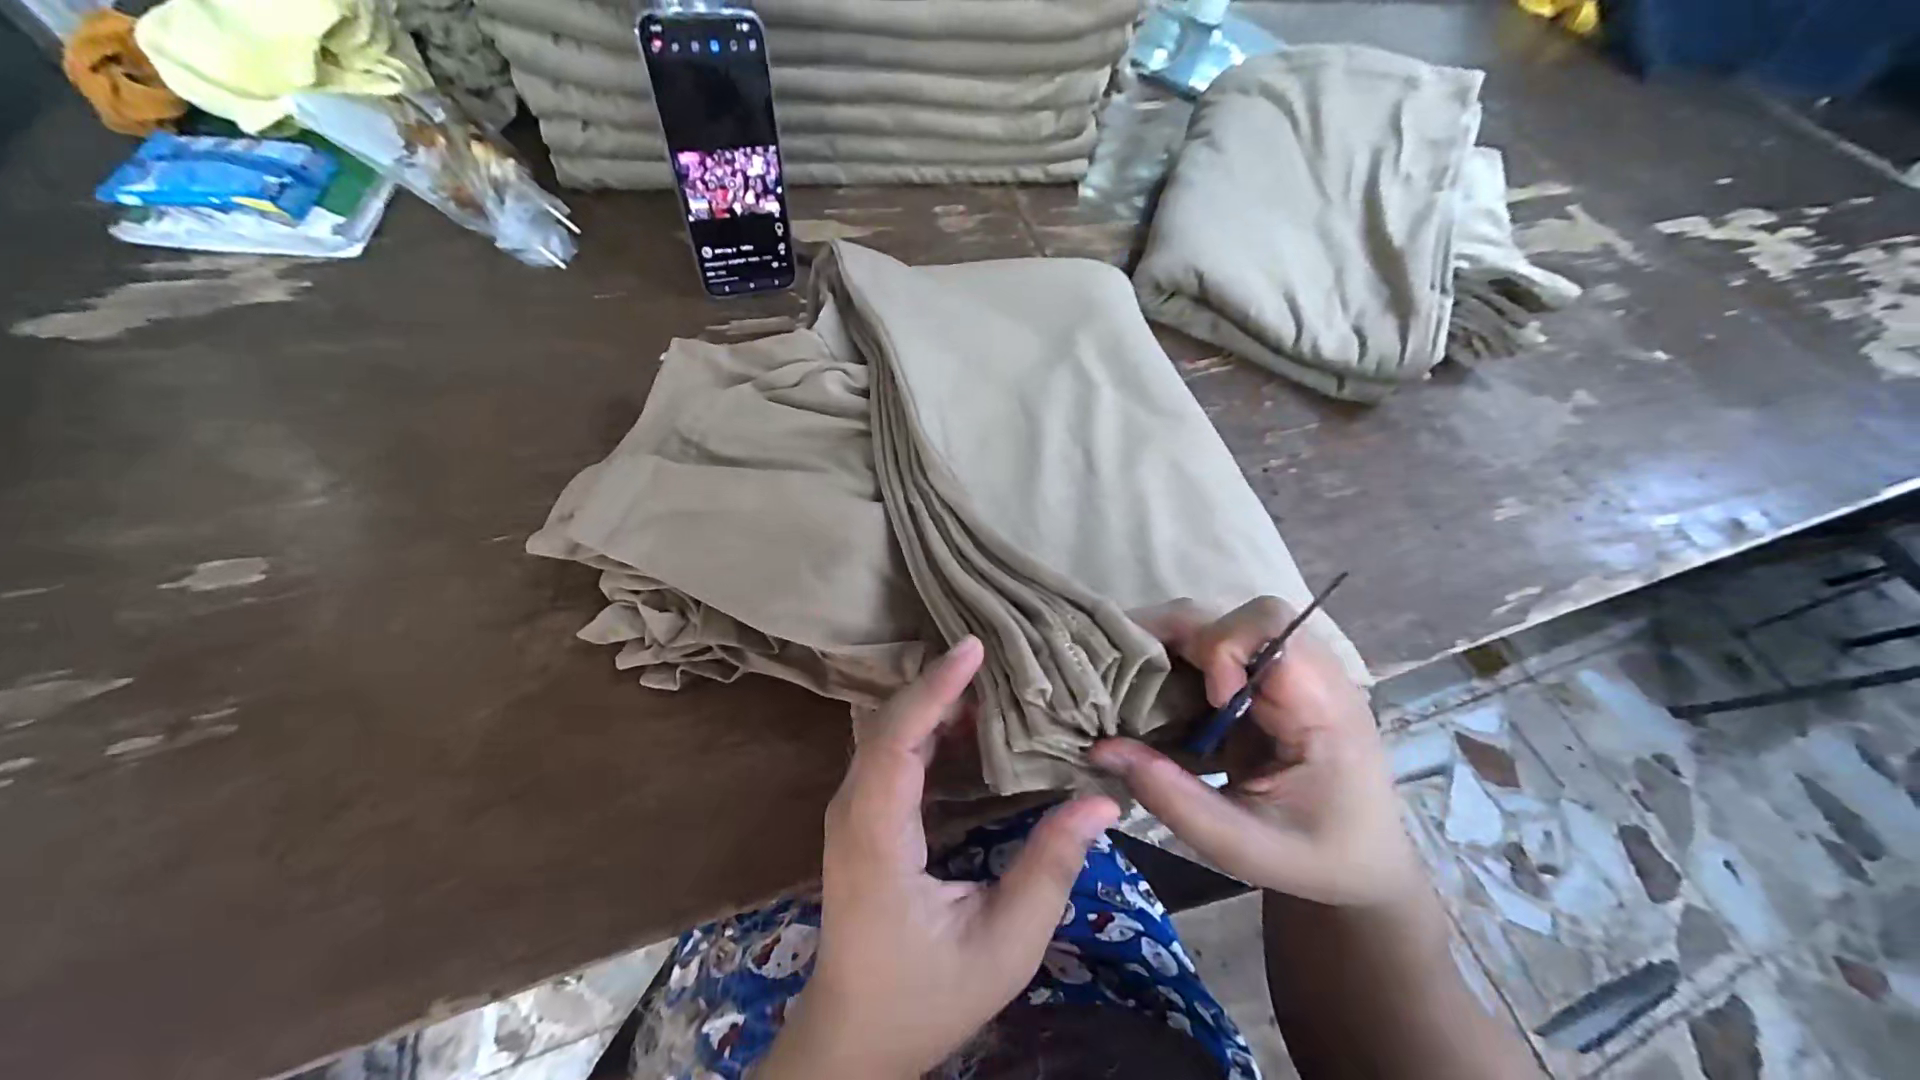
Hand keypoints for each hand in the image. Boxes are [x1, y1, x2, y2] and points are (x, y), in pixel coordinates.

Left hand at [758, 637, 1120, 1079]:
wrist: (856, 1034)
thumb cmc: (926, 995)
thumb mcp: (1004, 943)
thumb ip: (1050, 868)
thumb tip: (1100, 800)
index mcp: (874, 835)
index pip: (897, 739)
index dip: (935, 688)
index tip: (974, 647)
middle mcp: (853, 809)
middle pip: (891, 723)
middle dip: (942, 683)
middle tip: (1002, 656)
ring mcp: (853, 810)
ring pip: (889, 732)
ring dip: (937, 700)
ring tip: (995, 679)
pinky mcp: (864, 816)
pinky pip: (894, 753)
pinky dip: (931, 726)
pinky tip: (971, 722)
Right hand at [1091, 597, 1420, 906]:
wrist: (1364, 865)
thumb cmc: (1317, 859)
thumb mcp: (1244, 846)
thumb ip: (1174, 799)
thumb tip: (1101, 747)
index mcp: (1322, 705)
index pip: (1269, 625)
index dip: (1222, 645)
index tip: (1209, 700)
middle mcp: (1305, 671)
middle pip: (1232, 614)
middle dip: (1171, 635)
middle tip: (1128, 675)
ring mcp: (1282, 673)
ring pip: (1214, 624)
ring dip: (1166, 646)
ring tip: (1131, 683)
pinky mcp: (1261, 683)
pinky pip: (1210, 650)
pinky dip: (1171, 663)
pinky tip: (1150, 695)